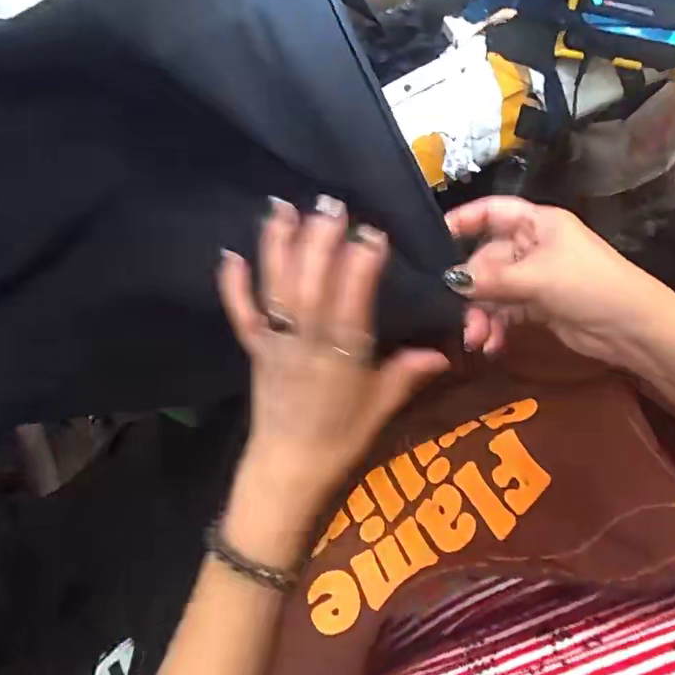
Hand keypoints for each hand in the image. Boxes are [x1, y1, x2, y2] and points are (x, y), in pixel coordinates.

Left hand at [216, 196, 450, 564]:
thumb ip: (408, 373)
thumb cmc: (340, 439)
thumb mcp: (381, 407)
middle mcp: (306, 344)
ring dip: (277, 248)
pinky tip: (229, 254)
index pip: (353, 304)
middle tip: (328, 203)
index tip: (371, 232)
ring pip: (276, 292)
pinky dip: (233, 286)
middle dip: (318, 243)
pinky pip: (241, 315)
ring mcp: (275, 344)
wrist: (287, 470)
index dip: (361, 267)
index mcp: (342, 358)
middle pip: (310, 287)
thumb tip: (444, 350)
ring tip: (282, 208)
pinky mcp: (253, 349)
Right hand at [446, 196, 674, 369]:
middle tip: (459, 316)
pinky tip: (490, 344)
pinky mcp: (536, 304)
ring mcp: (533, 276)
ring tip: (476, 338)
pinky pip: (503, 311)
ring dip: (480, 315)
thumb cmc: (590, 287)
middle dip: (471, 290)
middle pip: (485, 260)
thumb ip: (490, 279)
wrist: (635, 331)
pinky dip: (494, 326)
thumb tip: (450, 282)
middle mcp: (532, 245)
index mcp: (537, 223)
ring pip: (491, 290)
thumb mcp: (537, 278)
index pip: (491, 211)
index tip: (434, 239)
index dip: (463, 221)